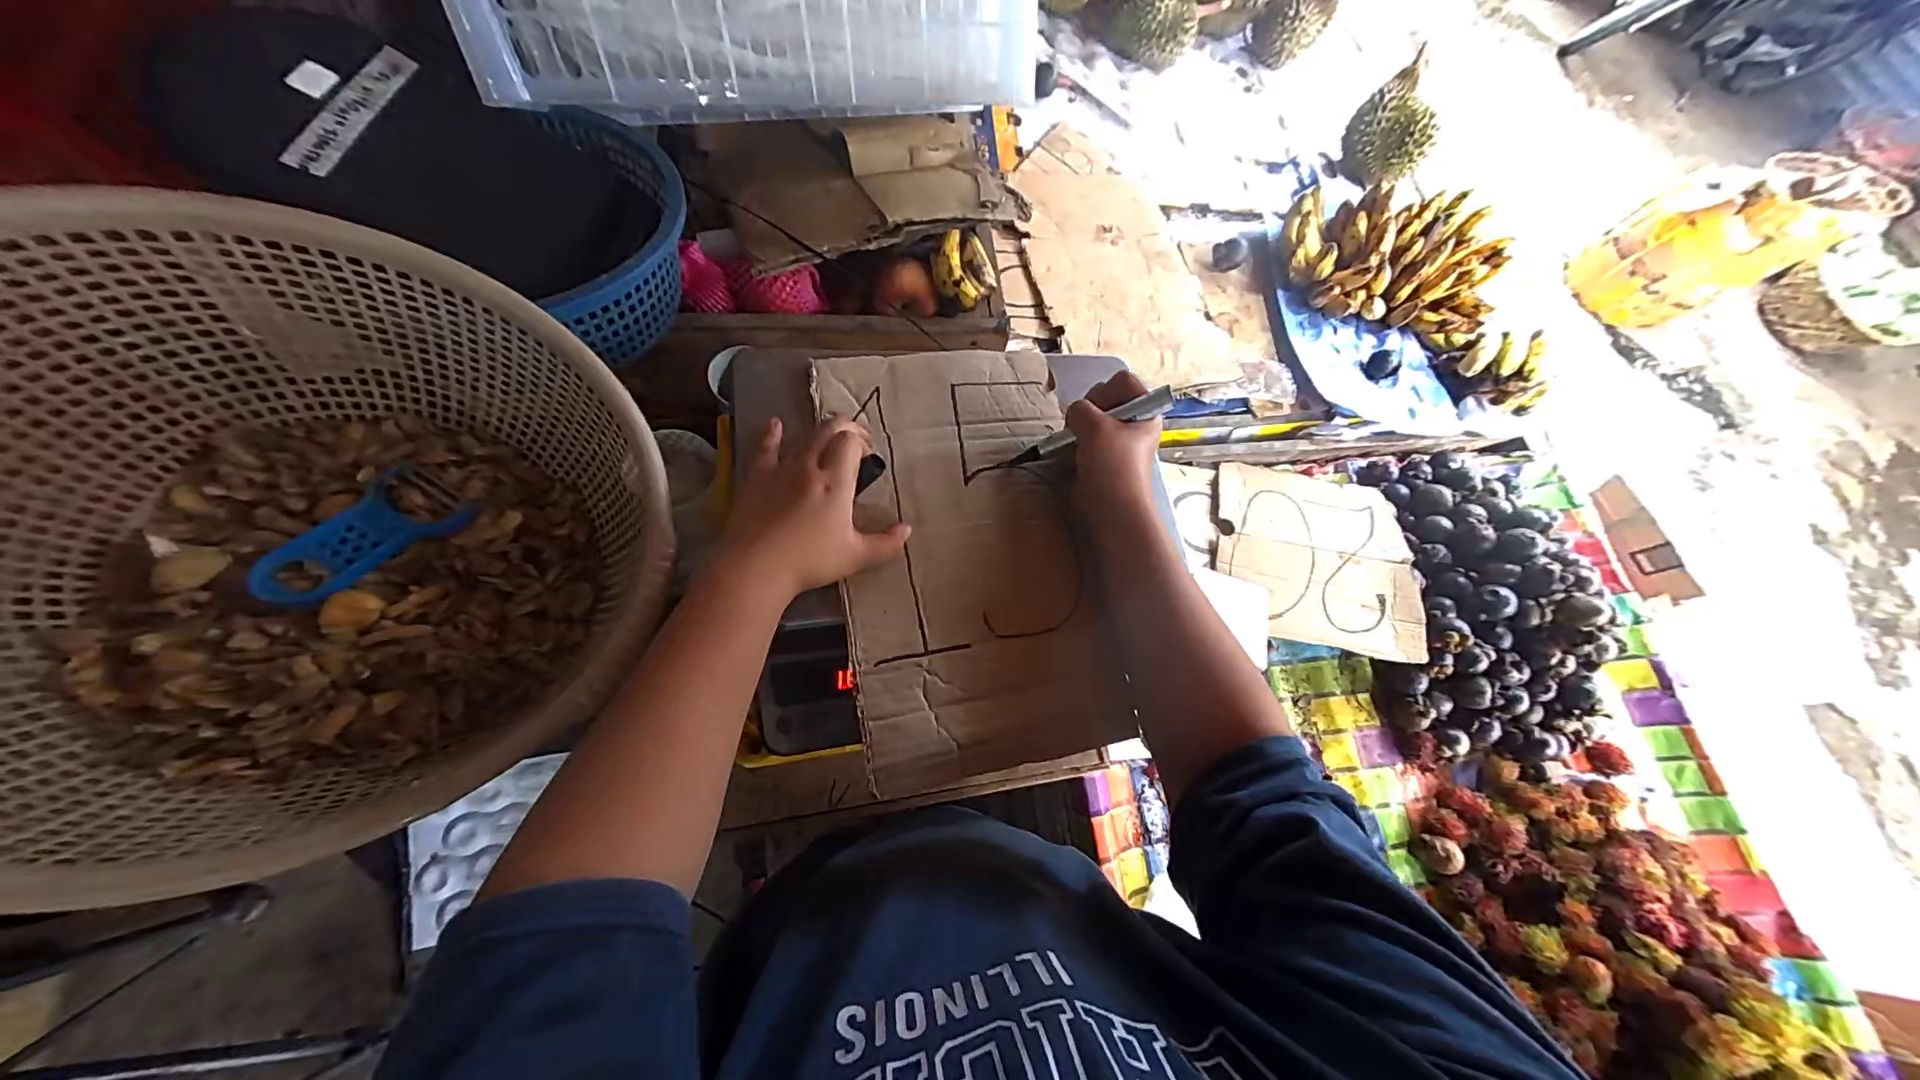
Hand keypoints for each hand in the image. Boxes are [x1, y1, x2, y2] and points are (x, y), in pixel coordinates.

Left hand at [713, 416, 910, 599]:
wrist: (757, 567)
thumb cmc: (810, 561)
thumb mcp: (855, 556)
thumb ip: (885, 542)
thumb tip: (907, 529)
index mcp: (836, 482)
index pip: (851, 443)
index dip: (862, 442)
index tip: (868, 455)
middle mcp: (809, 466)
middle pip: (829, 430)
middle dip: (846, 429)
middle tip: (856, 442)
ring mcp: (781, 469)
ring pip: (803, 436)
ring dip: (819, 432)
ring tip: (827, 438)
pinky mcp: (756, 477)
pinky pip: (765, 448)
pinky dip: (772, 434)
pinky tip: (775, 425)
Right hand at [1064, 371, 1159, 518]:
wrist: (1112, 509)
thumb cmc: (1113, 465)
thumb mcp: (1095, 427)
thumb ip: (1080, 409)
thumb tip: (1073, 415)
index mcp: (1145, 410)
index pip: (1122, 380)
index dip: (1105, 391)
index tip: (1099, 412)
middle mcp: (1133, 421)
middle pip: (1103, 398)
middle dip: (1088, 411)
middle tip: (1086, 430)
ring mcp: (1116, 439)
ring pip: (1090, 419)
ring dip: (1078, 428)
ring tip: (1077, 443)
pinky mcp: (1102, 456)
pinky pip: (1084, 437)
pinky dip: (1075, 442)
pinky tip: (1072, 453)